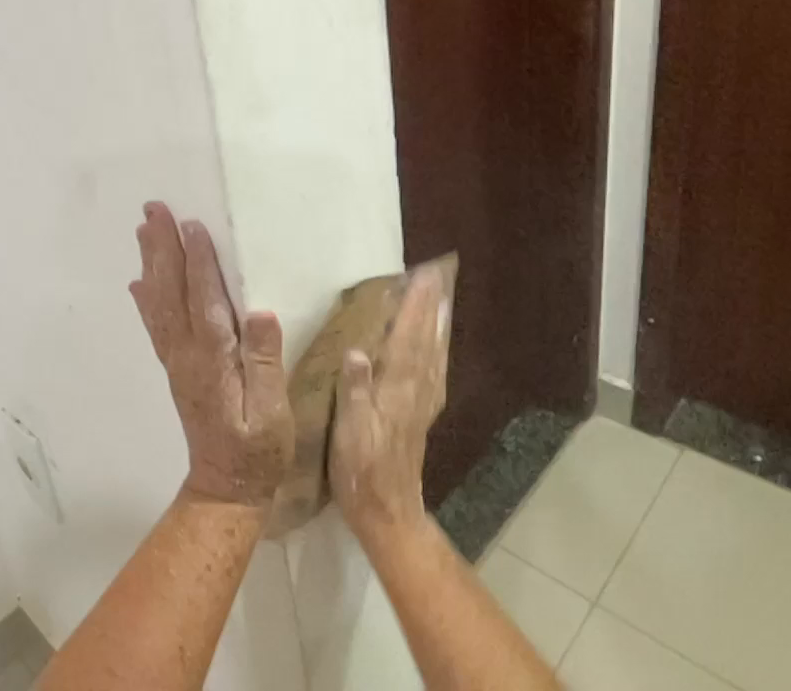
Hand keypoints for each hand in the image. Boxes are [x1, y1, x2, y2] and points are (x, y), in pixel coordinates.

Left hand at [129, 202, 292, 507]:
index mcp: (214, 360)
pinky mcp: (176, 368)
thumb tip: (261, 311)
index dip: (199, 262)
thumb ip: (265, 361)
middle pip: (172, 292)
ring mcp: (177, 361)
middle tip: (153, 209)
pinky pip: (157, 326)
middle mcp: (187, 354)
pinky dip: (146, 299)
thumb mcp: (273, 411)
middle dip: (163, 248)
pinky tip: (140, 282)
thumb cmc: (258, 450)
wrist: (226, 486)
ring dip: (151, 264)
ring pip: (159, 303)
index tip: (192, 224)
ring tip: (143, 230)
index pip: (205, 300)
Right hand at [329, 263, 450, 537]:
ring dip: (437, 325)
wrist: (388, 513)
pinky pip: (434, 372)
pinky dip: (437, 351)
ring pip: (434, 355)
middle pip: (427, 341)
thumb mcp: (348, 433)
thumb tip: (357, 350)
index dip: (414, 308)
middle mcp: (415, 392)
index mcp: (396, 391)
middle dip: (431, 307)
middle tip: (438, 276)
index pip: (406, 339)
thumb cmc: (360, 472)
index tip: (421, 276)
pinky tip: (437, 346)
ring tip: (442, 299)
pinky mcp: (421, 417)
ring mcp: (422, 405)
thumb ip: (354, 391)